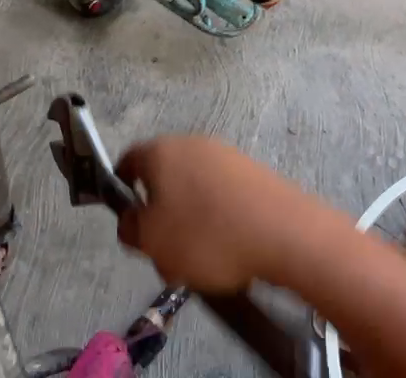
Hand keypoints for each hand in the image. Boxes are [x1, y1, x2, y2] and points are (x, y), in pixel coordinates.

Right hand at [115, 135, 336, 293]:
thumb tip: (130, 218)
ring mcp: (226, 156)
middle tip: (164, 253)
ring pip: (193, 191)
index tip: (128, 220)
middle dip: (160, 215)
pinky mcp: (252, 173)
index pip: (128, 161)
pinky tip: (229, 251)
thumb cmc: (208, 234)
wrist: (284, 232)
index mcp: (161, 151)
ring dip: (189, 223)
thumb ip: (130, 228)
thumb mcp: (153, 241)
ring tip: (199, 261)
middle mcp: (192, 143)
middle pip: (163, 178)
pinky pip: (222, 197)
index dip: (121, 189)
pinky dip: (218, 220)